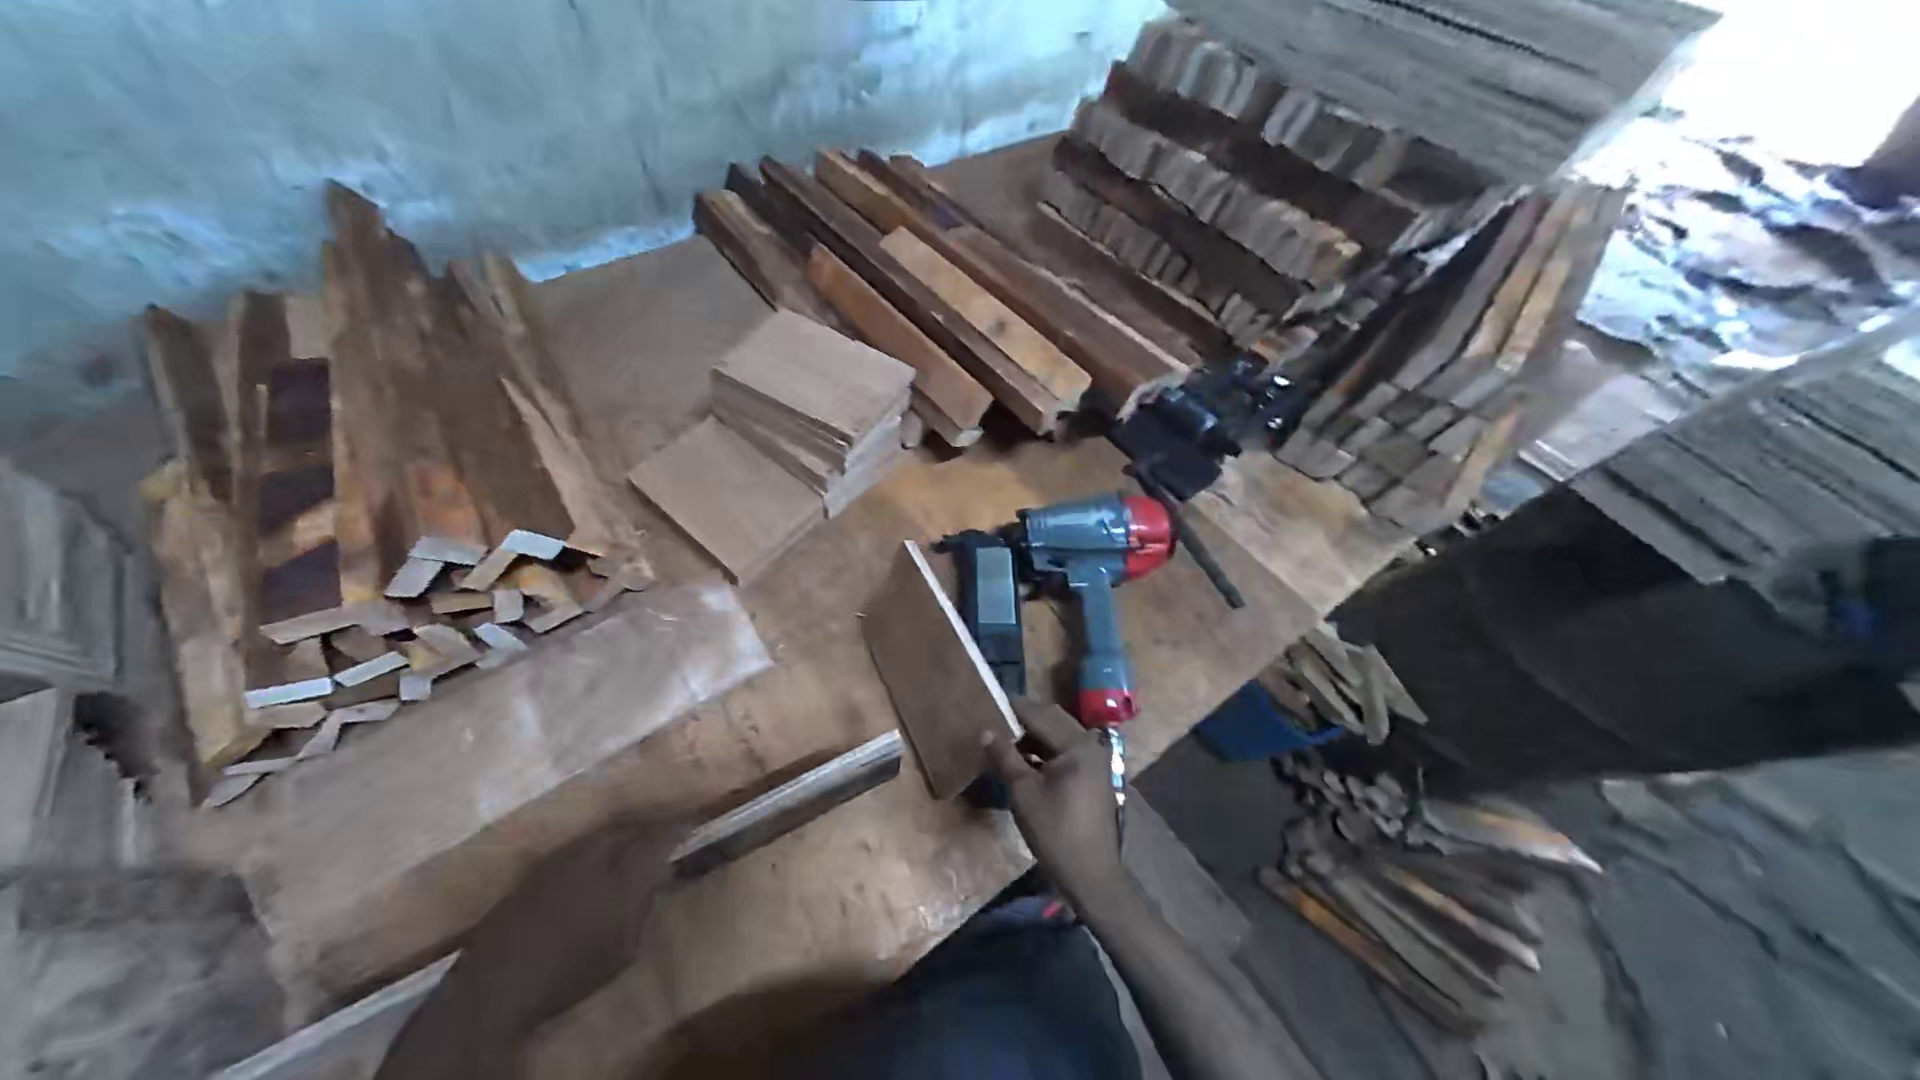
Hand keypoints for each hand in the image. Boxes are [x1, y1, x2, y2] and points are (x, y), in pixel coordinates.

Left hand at [448, 817, 686, 1028]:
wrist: (496, 985)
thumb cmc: (571, 972)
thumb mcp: (624, 947)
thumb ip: (643, 903)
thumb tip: (658, 874)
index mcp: (624, 871)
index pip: (661, 835)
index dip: (680, 826)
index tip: (695, 822)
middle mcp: (596, 852)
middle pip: (633, 826)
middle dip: (652, 827)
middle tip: (666, 832)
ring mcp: (564, 855)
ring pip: (605, 832)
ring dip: (624, 834)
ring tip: (635, 842)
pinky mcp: (539, 866)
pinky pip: (581, 844)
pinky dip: (598, 846)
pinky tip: (597, 859)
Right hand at [984, 712, 1124, 904]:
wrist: (1090, 875)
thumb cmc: (1055, 832)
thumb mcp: (1023, 792)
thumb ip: (1005, 757)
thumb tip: (986, 731)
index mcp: (1078, 745)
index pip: (1040, 714)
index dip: (1012, 708)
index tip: (987, 702)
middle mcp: (1091, 745)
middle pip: (1052, 719)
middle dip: (1023, 719)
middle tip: (993, 720)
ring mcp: (1095, 760)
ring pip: (1059, 734)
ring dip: (1033, 734)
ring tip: (1003, 739)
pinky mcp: (1092, 774)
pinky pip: (1065, 750)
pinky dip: (1044, 749)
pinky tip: (1022, 758)